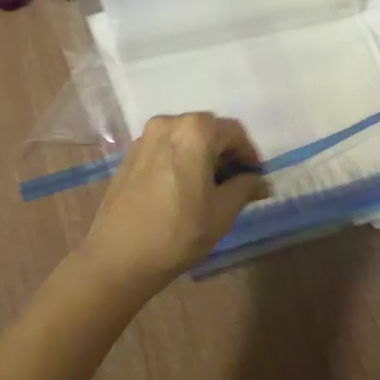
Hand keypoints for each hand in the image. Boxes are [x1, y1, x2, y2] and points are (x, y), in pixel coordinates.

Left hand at [75, 113, 267, 288]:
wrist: (119, 255)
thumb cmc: (178, 232)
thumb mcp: (221, 213)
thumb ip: (245, 188)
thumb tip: (260, 181)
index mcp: (194, 131)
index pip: (234, 132)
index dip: (249, 154)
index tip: (255, 178)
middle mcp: (168, 123)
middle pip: (207, 129)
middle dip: (225, 152)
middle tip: (236, 183)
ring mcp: (144, 137)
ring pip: (184, 137)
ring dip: (202, 155)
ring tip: (210, 187)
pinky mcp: (130, 154)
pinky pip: (165, 147)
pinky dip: (180, 159)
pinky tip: (183, 188)